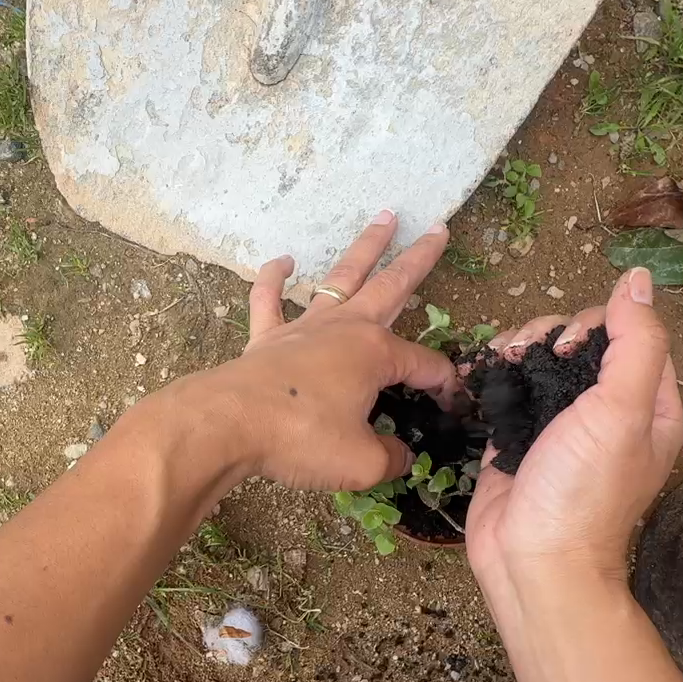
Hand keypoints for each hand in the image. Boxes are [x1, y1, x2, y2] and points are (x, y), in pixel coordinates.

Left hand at [182, 210, 464, 491]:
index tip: (452, 404)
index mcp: (376, 354)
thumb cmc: (303, 437)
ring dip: (364, 248)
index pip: (424, 365)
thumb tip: (402, 456)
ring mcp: (303, 328)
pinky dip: (274, 278)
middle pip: (391, 286)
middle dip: (418, 258)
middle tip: (438, 229)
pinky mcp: (266, 337)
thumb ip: (389, 458)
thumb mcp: (361, 462)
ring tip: (383, 219)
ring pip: (340, 279)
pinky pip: (269, 298)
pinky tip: (284, 261)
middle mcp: (344, 328)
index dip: (443, 385)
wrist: (230, 424)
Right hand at [466, 268, 682, 602]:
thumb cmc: (583, 491)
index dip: (597, 324)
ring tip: (501, 358)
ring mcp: (557, 423)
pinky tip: (481, 371)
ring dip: (519, 345)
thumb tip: (636, 278)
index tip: (565, 348)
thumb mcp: (623, 412)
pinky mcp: (517, 436)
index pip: (630, 334)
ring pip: (541, 359)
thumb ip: (636, 342)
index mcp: (648, 404)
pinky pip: (510, 387)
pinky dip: (495, 372)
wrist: (530, 557)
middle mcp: (605, 410)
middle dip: (549, 332)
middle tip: (528, 354)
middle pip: (579, 341)